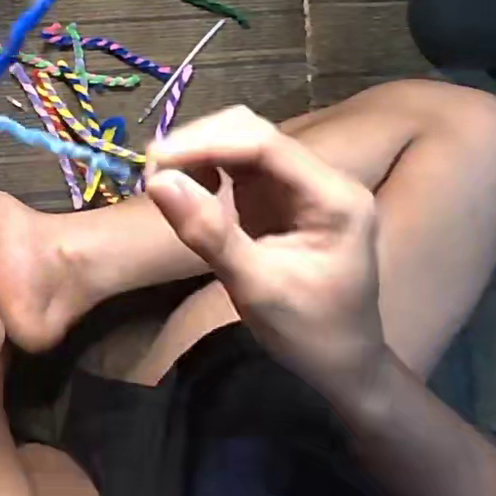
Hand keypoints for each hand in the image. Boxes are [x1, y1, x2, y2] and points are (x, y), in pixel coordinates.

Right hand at [144, 106, 387, 394]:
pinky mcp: (277, 191)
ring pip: (241, 139)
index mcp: (333, 197)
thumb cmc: (309, 333)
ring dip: (198, 150)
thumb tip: (157, 182)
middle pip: (252, 132)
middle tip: (153, 170)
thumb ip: (209, 233)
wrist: (342, 363)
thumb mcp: (257, 289)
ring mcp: (298, 181)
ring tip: (163, 176)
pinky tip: (190, 186)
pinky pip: (236, 160)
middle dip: (199, 142)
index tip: (156, 160)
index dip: (207, 143)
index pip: (265, 145)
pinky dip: (205, 164)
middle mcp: (320, 177)